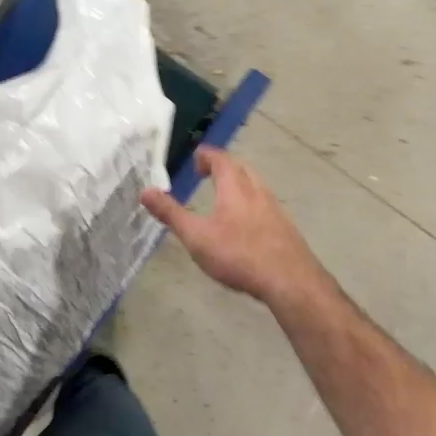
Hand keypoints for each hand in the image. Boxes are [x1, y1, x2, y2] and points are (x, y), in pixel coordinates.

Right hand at [141, 147, 330, 308]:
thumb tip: (145, 191)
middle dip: (224, 166)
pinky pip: (265, 204)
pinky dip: (251, 201)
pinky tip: (246, 222)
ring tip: (224, 194)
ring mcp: (275, 209)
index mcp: (235, 188)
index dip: (208, 156)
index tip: (197, 157)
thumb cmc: (238, 254)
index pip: (221, 160)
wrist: (289, 280)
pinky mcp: (285, 228)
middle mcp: (257, 191)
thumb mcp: (196, 236)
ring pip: (256, 185)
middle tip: (207, 172)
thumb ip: (171, 213)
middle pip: (242, 168)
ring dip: (240, 182)